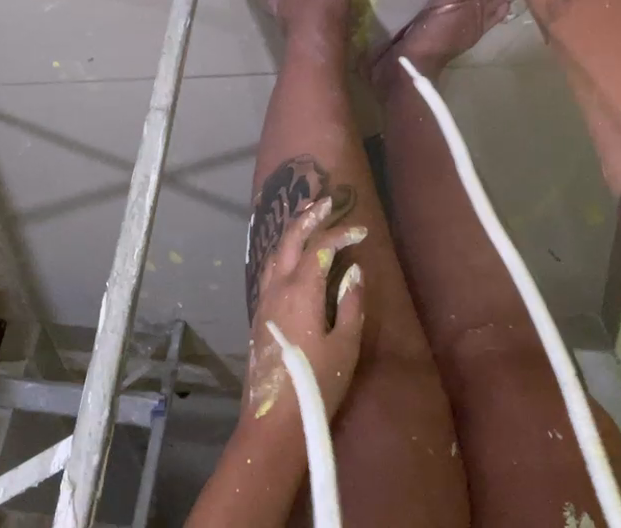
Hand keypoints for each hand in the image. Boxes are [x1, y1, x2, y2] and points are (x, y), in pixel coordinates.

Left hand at [245, 196, 367, 425]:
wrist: (275, 420)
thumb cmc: (318, 384)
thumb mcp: (345, 345)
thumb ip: (351, 304)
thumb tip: (353, 270)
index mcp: (301, 290)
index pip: (321, 248)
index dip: (341, 234)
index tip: (361, 229)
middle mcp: (278, 286)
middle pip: (290, 240)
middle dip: (308, 217)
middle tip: (325, 201)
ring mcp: (264, 298)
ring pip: (274, 252)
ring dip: (291, 231)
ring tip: (306, 217)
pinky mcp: (259, 312)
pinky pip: (269, 267)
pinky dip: (281, 250)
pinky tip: (289, 255)